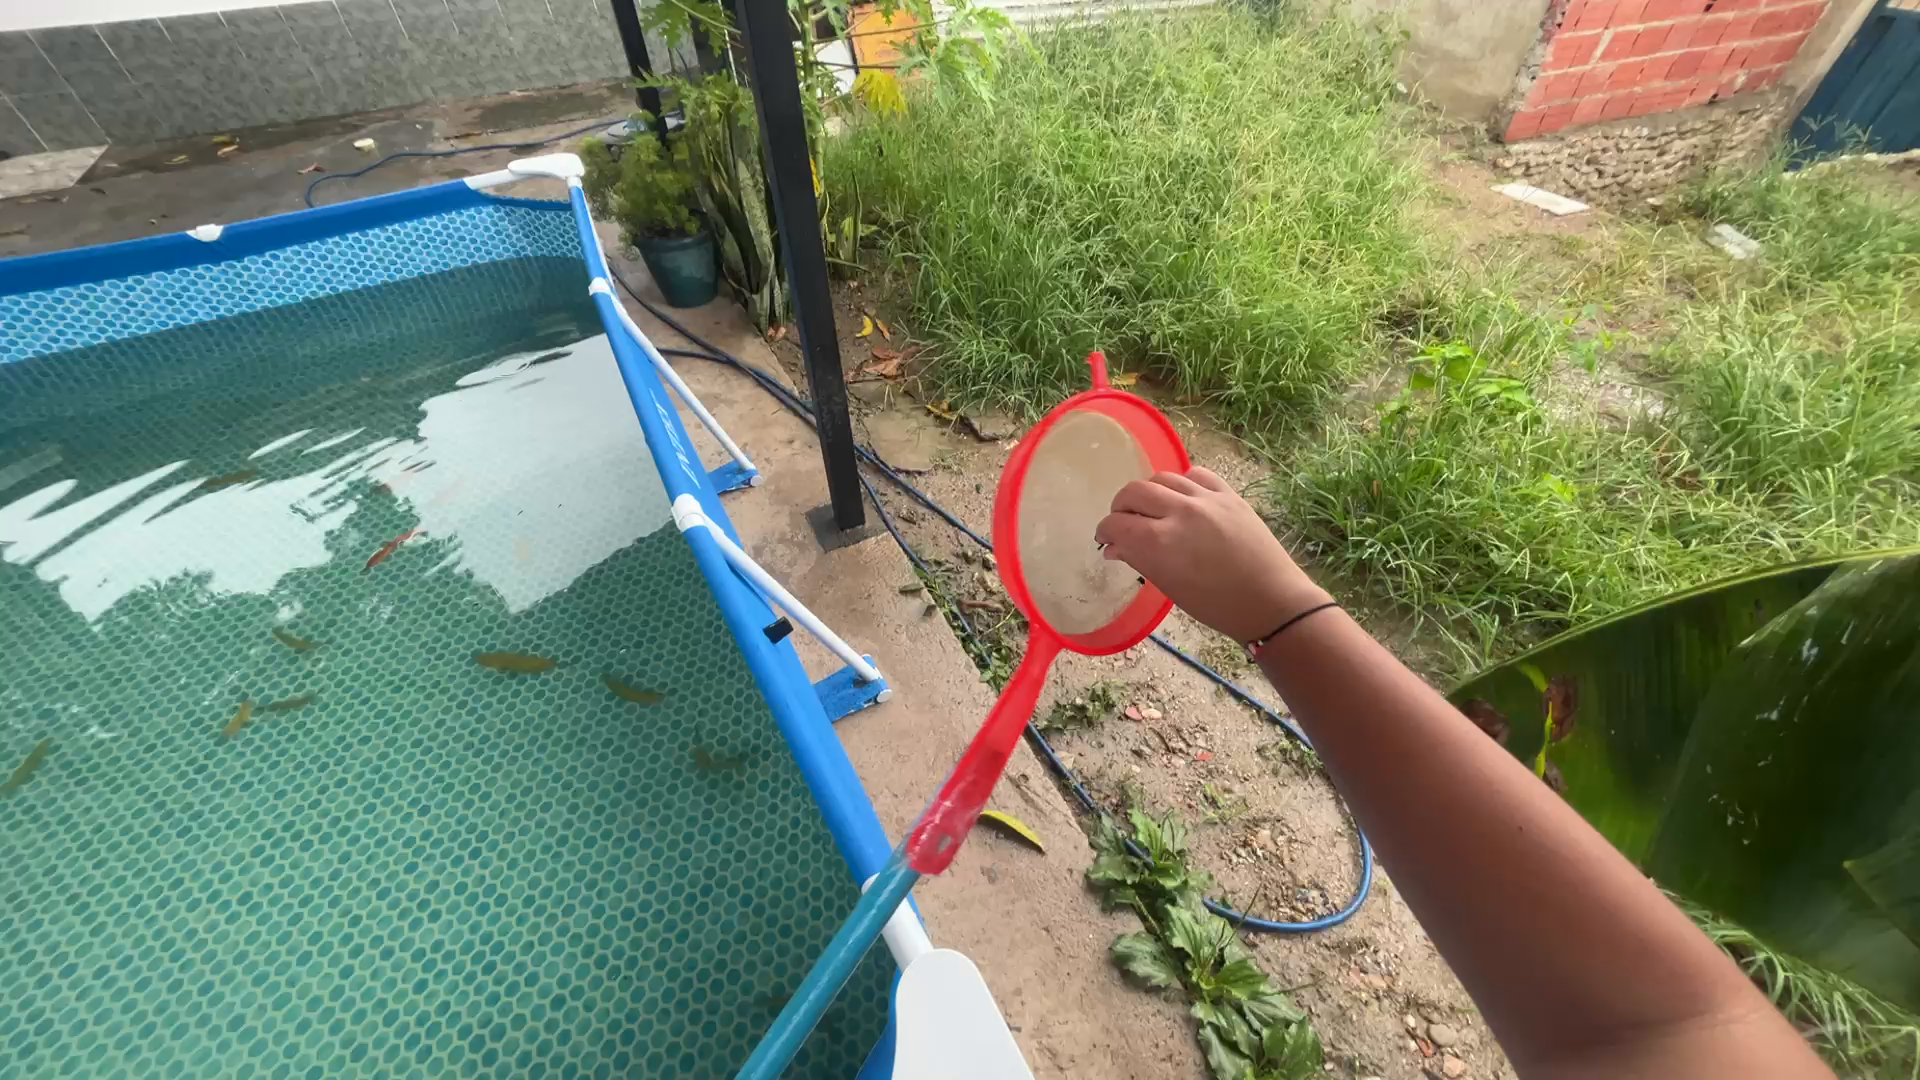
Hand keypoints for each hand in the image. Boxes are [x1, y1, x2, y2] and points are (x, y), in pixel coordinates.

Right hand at [1094, 466, 1328, 643]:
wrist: (1269, 600)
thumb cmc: (1214, 605)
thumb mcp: (1169, 587)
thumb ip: (1138, 559)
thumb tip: (1113, 547)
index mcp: (1159, 542)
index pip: (1116, 524)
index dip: (1105, 531)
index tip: (1105, 539)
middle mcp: (1179, 512)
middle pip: (1134, 492)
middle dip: (1120, 507)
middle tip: (1123, 522)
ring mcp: (1206, 499)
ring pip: (1162, 478)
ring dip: (1148, 492)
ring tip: (1151, 508)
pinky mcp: (1228, 494)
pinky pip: (1196, 474)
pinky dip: (1182, 483)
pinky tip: (1182, 498)